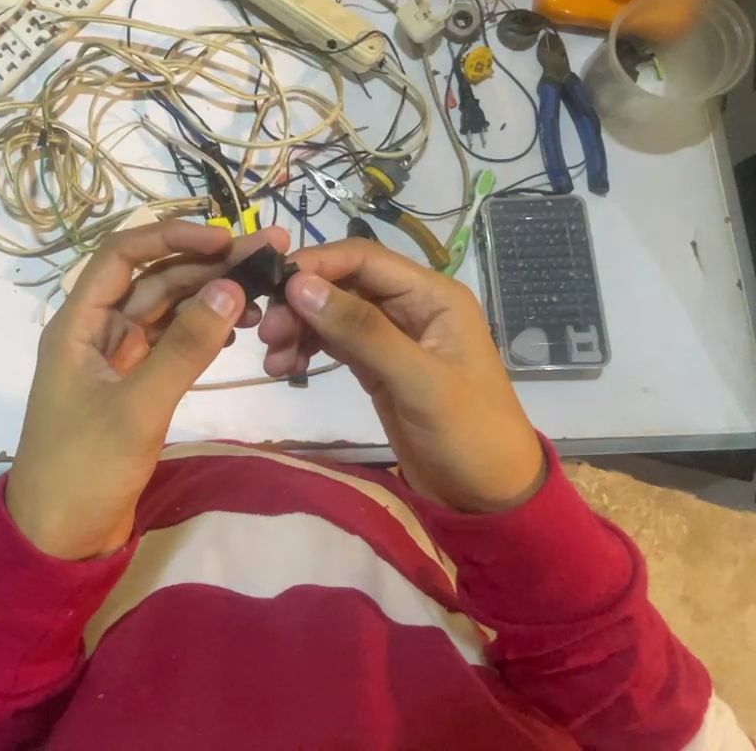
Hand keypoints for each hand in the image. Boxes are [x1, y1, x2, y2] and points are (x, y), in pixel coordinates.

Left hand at [6, 220, 290, 559]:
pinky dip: (200, 333)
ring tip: (262, 294)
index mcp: (79, 322)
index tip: (226, 240)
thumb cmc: (85, 470)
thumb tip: (231, 287)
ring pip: (166, 310)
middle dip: (206, 264)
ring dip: (208, 298)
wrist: (59, 541)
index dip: (172, 236)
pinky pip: (169, 343)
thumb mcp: (137, 408)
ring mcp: (115, 358)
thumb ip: (185, 347)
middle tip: (268, 256)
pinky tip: (234, 331)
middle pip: (154, 278)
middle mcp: (96, 330)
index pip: (123, 254)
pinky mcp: (133, 385)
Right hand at [257, 239, 544, 512]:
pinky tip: (286, 369)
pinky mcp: (375, 364)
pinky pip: (332, 342)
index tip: (272, 287)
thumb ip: (361, 331)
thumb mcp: (418, 381)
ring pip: (331, 312)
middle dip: (300, 302)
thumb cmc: (469, 433)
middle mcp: (410, 305)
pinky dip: (306, 349)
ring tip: (273, 359)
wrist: (489, 497)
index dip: (316, 265)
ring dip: (298, 328)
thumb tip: (298, 285)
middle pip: (341, 283)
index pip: (363, 258)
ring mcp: (391, 335)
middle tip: (266, 333)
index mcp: (432, 295)